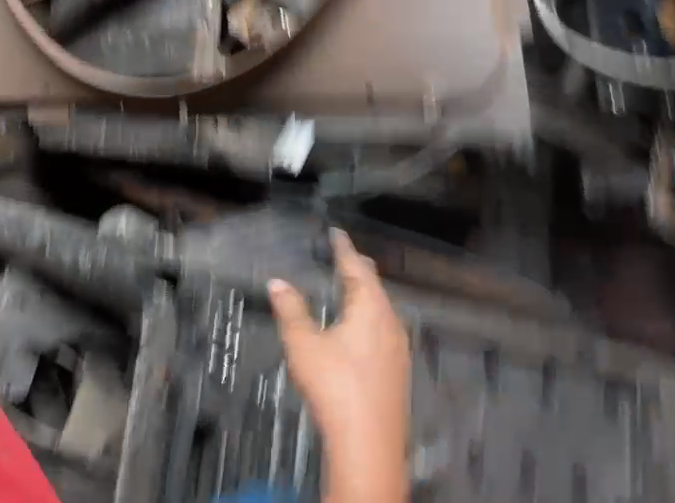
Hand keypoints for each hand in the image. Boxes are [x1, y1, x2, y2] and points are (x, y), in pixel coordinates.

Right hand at [268, 229, 409, 502]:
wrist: (368, 441)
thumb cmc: (334, 383)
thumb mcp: (302, 341)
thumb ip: (290, 308)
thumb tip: (277, 282)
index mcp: (369, 310)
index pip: (357, 270)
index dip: (344, 249)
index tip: (337, 233)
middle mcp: (390, 325)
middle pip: (375, 289)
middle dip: (359, 270)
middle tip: (345, 255)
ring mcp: (397, 351)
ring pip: (382, 311)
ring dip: (366, 295)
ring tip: (352, 286)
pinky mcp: (396, 372)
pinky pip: (384, 329)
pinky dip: (370, 316)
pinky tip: (361, 328)